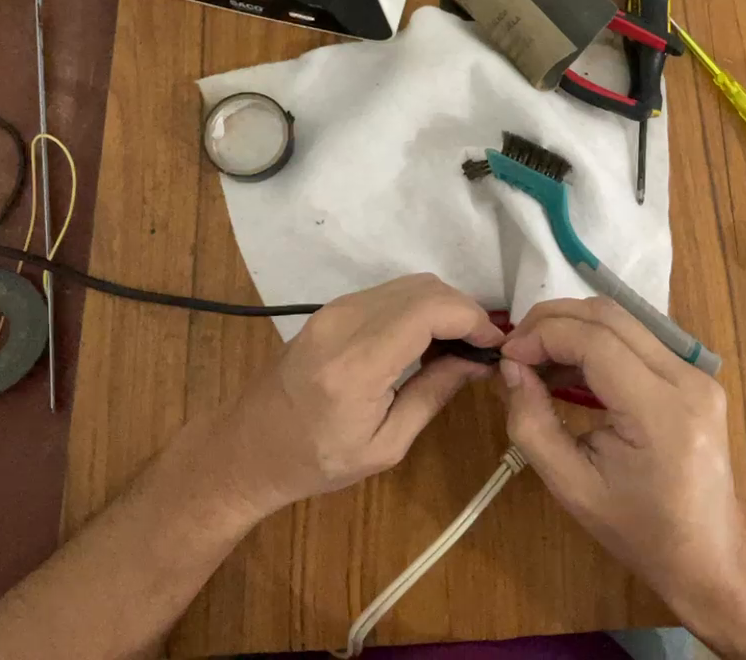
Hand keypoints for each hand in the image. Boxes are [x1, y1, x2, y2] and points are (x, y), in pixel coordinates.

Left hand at [213, 273, 504, 515]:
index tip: (496, 345)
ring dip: (443, 306)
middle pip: (424, 288)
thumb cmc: (317, 462)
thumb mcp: (386, 445)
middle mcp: (345, 323)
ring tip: (458, 345)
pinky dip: (419, 306)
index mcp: (357, 365)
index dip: (472, 319)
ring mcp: (334, 309)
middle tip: (481, 347)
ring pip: (409, 284)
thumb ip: (434, 393)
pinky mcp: (331, 308)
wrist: (249, 447)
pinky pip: (389, 292)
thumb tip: (479, 360)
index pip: (429, 311)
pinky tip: (426, 338)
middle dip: (463, 310)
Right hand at [497, 297, 745, 622]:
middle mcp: (687, 379)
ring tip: (536, 357)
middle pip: (609, 316)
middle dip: (552, 320)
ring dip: (572, 326)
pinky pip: (634, 336)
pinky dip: (593, 339)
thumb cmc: (639, 530)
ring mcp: (696, 372)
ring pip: (621, 318)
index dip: (544, 336)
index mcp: (661, 413)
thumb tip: (510, 367)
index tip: (506, 354)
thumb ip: (533, 424)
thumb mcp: (572, 487)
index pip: (596, 343)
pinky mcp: (693, 372)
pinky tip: (568, 366)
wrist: (710, 552)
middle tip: (515, 347)